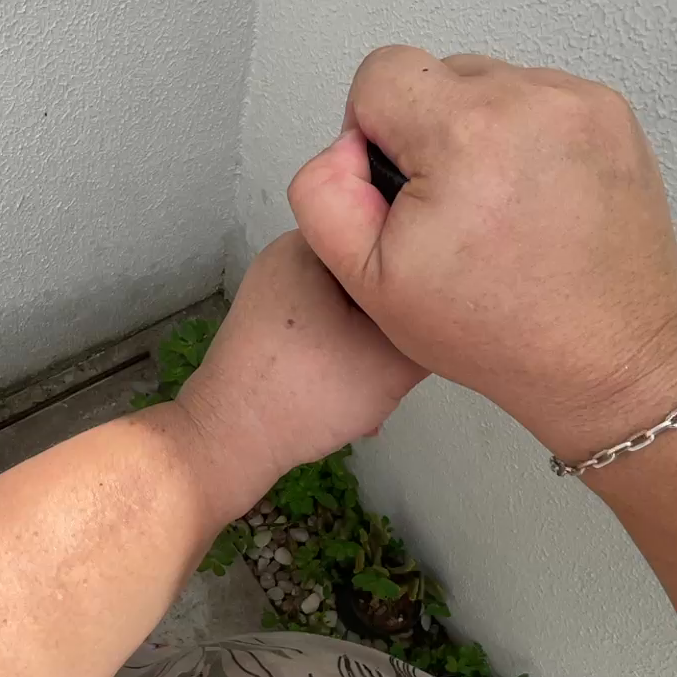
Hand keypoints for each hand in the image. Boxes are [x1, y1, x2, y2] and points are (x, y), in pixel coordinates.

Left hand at [175, 231, 424, 514]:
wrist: (227, 441)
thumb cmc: (303, 393)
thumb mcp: (393, 361)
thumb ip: (431, 325)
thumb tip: (449, 311)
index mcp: (312, 244)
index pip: (391, 235)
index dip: (418, 277)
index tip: (430, 315)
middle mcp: (288, 257)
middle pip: (372, 276)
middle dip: (392, 323)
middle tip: (400, 362)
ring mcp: (274, 292)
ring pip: (351, 309)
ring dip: (371, 348)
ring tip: (375, 384)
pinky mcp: (268, 327)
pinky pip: (325, 329)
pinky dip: (343, 357)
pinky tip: (354, 396)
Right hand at [287, 46, 676, 458]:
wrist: (605, 355)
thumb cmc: (493, 329)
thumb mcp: (367, 280)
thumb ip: (324, 195)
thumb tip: (345, 145)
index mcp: (464, 132)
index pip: (380, 71)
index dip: (370, 131)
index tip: (401, 190)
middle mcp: (530, 98)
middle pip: (434, 74)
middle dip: (423, 134)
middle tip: (446, 212)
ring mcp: (580, 102)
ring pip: (486, 86)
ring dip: (472, 135)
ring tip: (491, 209)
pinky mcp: (612, 115)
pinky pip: (534, 101)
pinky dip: (517, 141)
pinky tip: (526, 201)